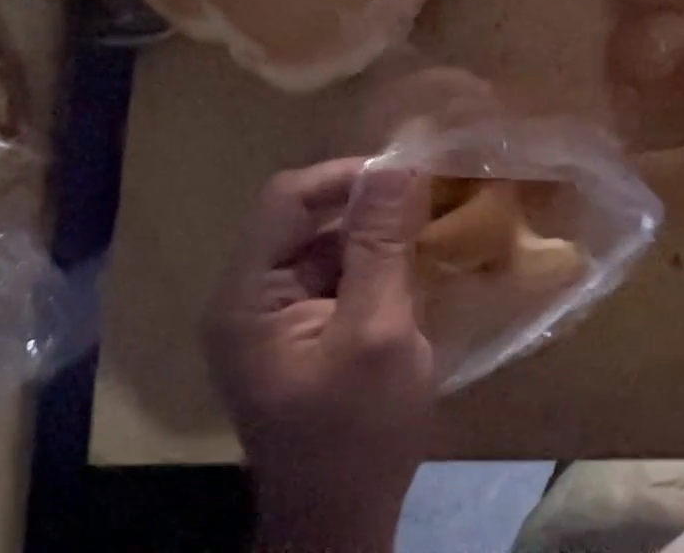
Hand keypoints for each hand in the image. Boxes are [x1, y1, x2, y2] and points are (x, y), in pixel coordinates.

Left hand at [204, 159, 434, 551]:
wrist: (341, 520)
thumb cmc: (358, 432)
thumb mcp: (378, 331)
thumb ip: (381, 246)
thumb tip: (395, 166)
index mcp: (248, 297)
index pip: (289, 199)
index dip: (349, 177)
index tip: (415, 176)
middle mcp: (250, 299)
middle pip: (305, 220)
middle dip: (369, 206)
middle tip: (433, 199)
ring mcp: (274, 320)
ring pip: (326, 247)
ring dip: (378, 235)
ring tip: (435, 228)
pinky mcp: (302, 336)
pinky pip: (336, 278)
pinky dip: (376, 266)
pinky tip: (418, 270)